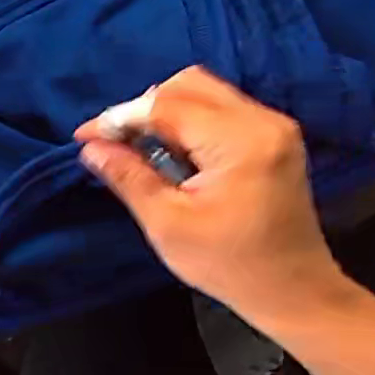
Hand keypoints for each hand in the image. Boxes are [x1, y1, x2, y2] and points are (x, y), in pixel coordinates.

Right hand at [75, 66, 347, 324]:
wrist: (291, 288)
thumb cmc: (226, 262)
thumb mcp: (166, 223)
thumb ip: (128, 177)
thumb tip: (90, 147)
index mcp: (240, 143)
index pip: (167, 107)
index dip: (118, 118)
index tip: (83, 138)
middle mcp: (263, 122)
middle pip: (188, 85)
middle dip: (141, 108)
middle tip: (113, 142)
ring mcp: (272, 127)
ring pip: (202, 93)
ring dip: (160, 113)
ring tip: (134, 148)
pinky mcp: (270, 137)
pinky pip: (216, 109)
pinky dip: (182, 122)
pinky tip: (164, 151)